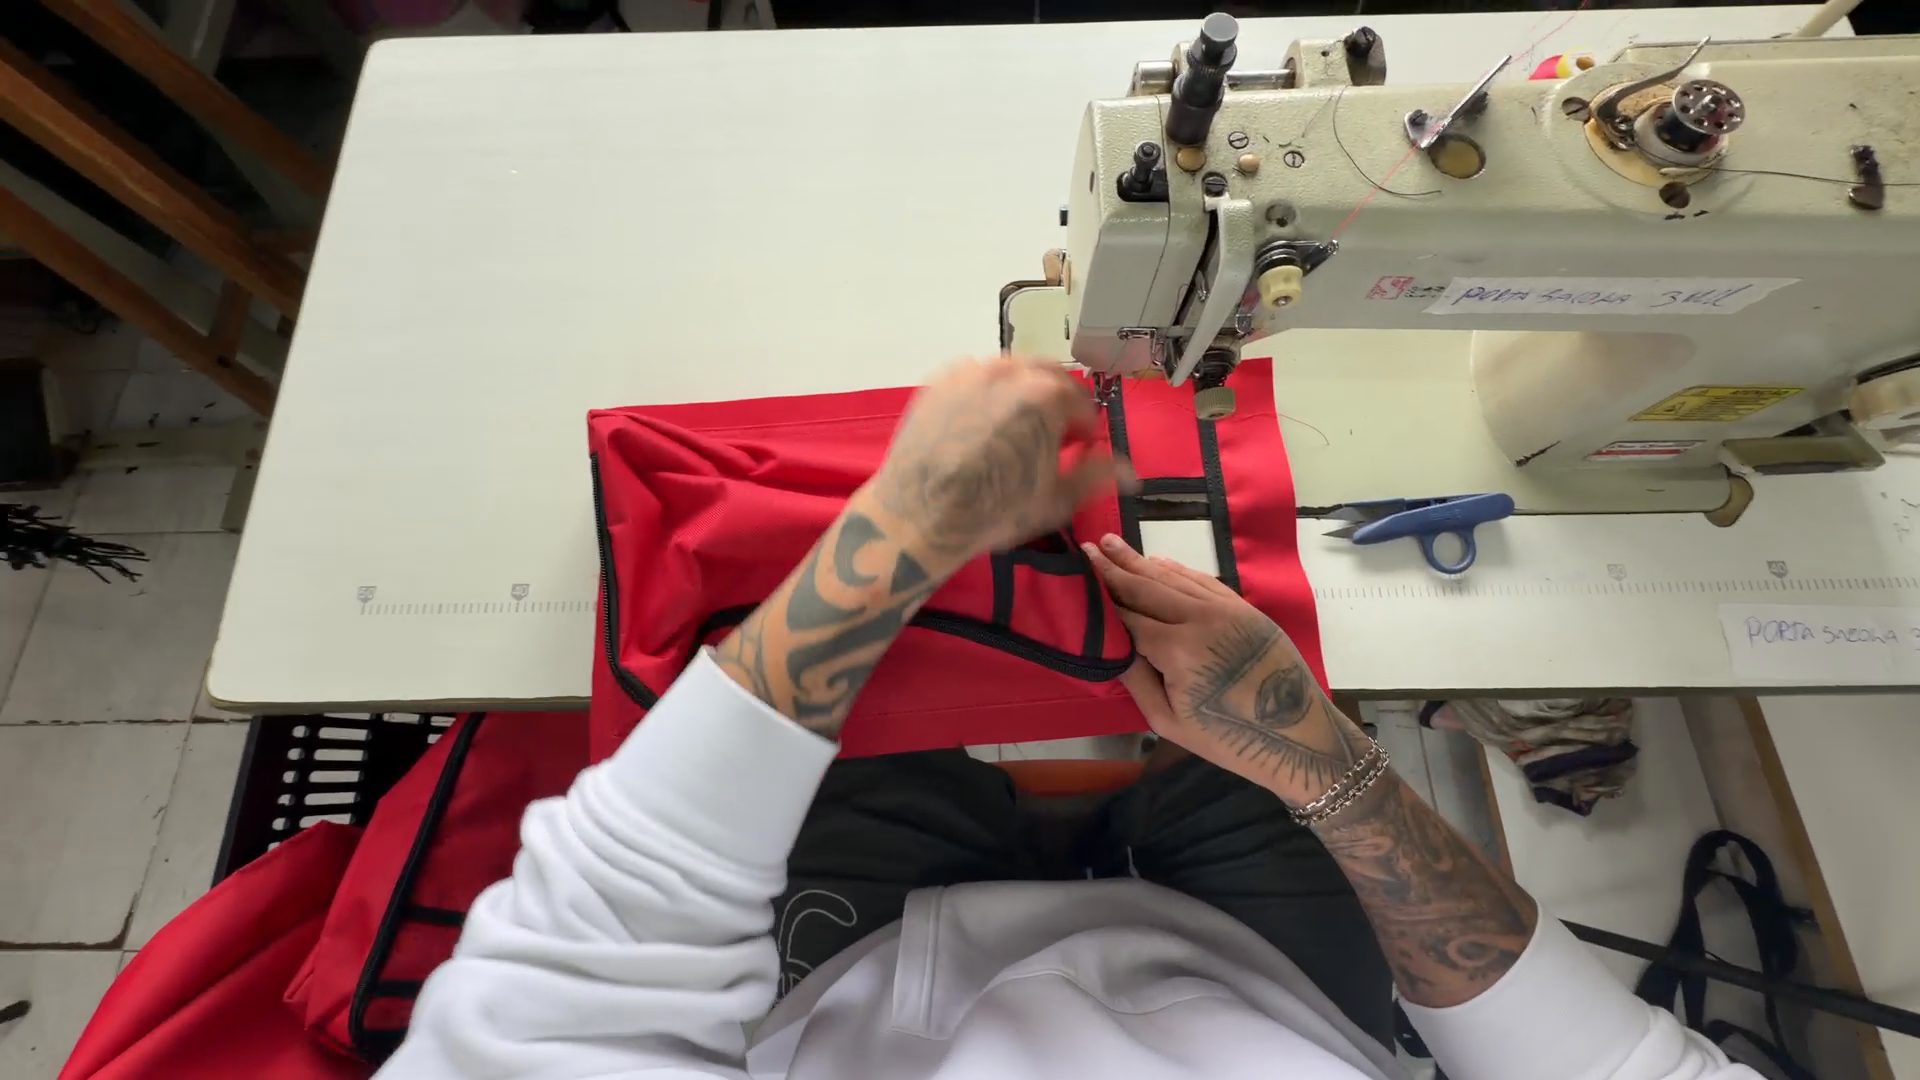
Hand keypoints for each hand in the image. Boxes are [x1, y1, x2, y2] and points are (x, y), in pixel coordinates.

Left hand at [866, 357, 1127, 570]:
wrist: (918, 515)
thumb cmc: (991, 511)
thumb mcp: (1054, 500)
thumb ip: (1097, 476)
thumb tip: (1129, 472)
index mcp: (1047, 395)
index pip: (1082, 405)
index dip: (1085, 431)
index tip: (1079, 449)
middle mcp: (1010, 371)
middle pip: (1047, 380)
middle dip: (1055, 407)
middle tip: (1050, 439)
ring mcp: (969, 372)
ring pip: (1010, 376)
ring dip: (1021, 398)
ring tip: (1014, 434)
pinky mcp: (939, 381)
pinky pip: (975, 381)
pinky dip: (986, 398)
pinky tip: (979, 429)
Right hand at [1083, 533, 1370, 806]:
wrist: (1300, 736)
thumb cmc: (1227, 739)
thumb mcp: (1167, 721)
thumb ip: (1134, 677)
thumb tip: (1108, 642)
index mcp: (1178, 649)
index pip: (1128, 613)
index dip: (1101, 594)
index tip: (1078, 572)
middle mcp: (1200, 618)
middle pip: (1147, 585)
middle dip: (1115, 567)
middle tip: (1089, 546)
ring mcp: (1226, 609)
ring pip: (1174, 577)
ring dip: (1141, 560)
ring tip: (1114, 543)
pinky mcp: (1244, 609)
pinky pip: (1203, 581)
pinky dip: (1177, 570)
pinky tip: (1158, 561)